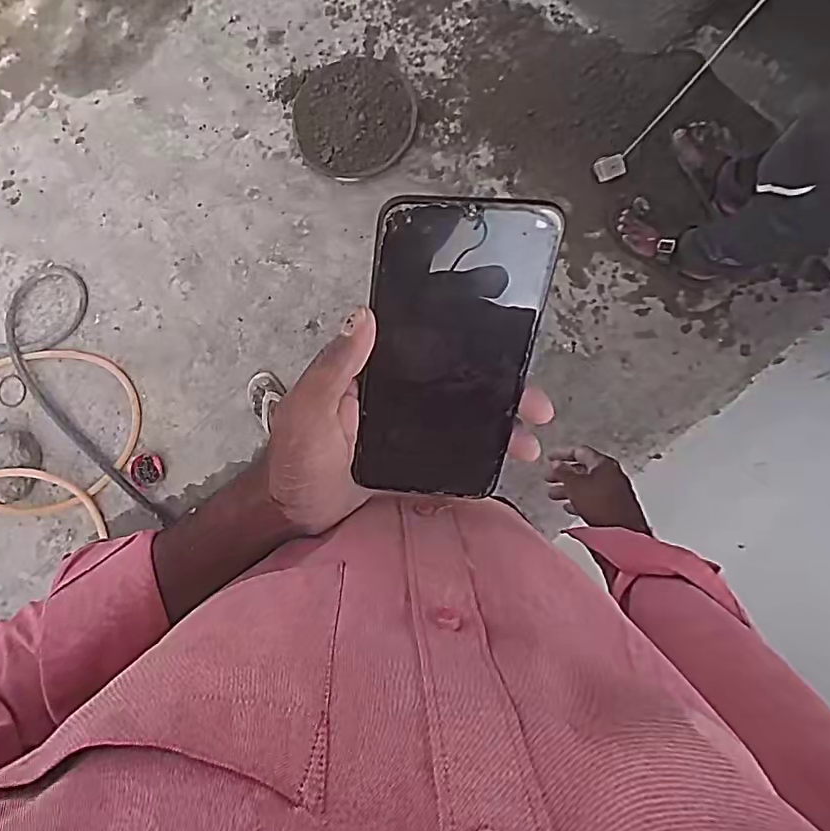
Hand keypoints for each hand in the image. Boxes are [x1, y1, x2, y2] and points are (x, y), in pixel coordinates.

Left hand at [265, 307, 558, 534]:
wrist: (294, 513)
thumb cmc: (294, 456)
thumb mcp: (308, 407)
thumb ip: (335, 367)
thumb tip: (363, 316)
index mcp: (371, 376)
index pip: (423, 349)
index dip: (464, 344)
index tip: (503, 344)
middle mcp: (395, 398)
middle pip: (454, 385)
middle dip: (498, 389)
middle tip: (535, 403)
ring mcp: (406, 432)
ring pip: (461, 419)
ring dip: (498, 424)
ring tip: (529, 438)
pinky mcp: (412, 463)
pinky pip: (453, 455)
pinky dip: (480, 456)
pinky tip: (506, 460)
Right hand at [546, 446, 649, 532]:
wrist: (623, 532)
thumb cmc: (601, 505)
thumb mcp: (574, 485)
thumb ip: (563, 472)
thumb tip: (556, 465)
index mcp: (603, 464)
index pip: (579, 452)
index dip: (562, 454)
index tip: (550, 458)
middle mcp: (612, 474)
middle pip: (582, 469)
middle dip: (564, 474)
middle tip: (549, 477)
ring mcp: (615, 491)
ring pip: (587, 485)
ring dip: (569, 489)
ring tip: (554, 495)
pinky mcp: (616, 507)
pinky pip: (593, 499)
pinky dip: (580, 500)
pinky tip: (570, 507)